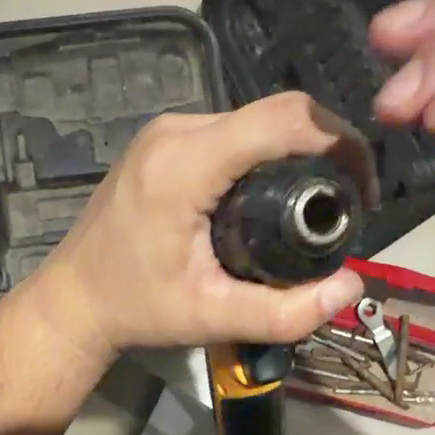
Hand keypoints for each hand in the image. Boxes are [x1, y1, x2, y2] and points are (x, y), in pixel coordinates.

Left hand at [34, 92, 374, 357]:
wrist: (73, 301)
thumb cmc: (136, 309)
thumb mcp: (211, 318)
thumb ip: (284, 311)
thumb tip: (350, 285)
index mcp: (184, 165)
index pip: (281, 120)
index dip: (338, 141)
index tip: (362, 188)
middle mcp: (175, 132)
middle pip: (272, 116)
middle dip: (323, 150)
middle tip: (344, 205)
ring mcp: (166, 131)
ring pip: (253, 122)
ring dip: (294, 152)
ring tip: (315, 205)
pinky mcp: (163, 141)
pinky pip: (230, 133)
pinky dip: (264, 155)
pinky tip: (274, 197)